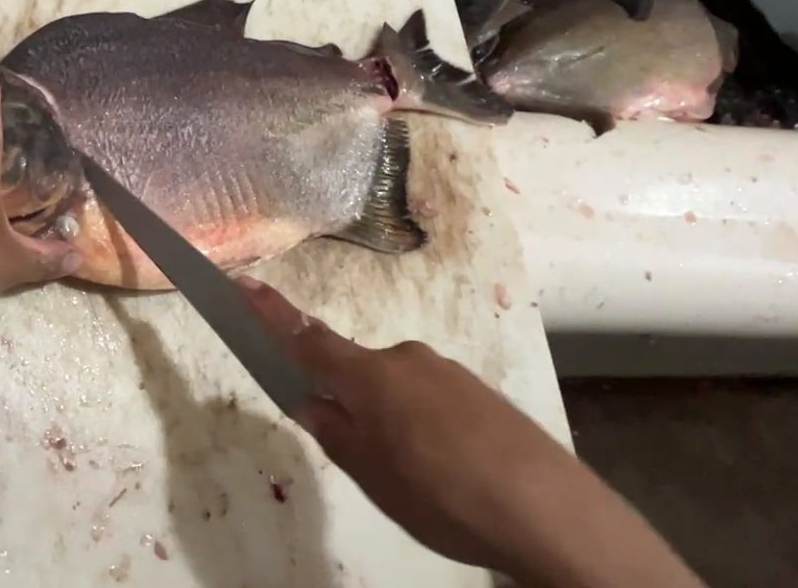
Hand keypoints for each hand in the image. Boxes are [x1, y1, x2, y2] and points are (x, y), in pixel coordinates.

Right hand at [239, 277, 700, 587]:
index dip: (270, 312)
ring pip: (396, 387)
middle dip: (350, 401)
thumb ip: (335, 431)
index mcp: (369, 377)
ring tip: (419, 475)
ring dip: (392, 417)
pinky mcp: (479, 390)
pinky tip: (452, 468)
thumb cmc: (446, 496)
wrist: (557, 515)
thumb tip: (311, 400)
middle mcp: (404, 358)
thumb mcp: (374, 476)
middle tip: (368, 457)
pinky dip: (426, 424)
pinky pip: (431, 397)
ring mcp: (446, 370)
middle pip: (356, 369)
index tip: (240, 282)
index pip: (306, 337)